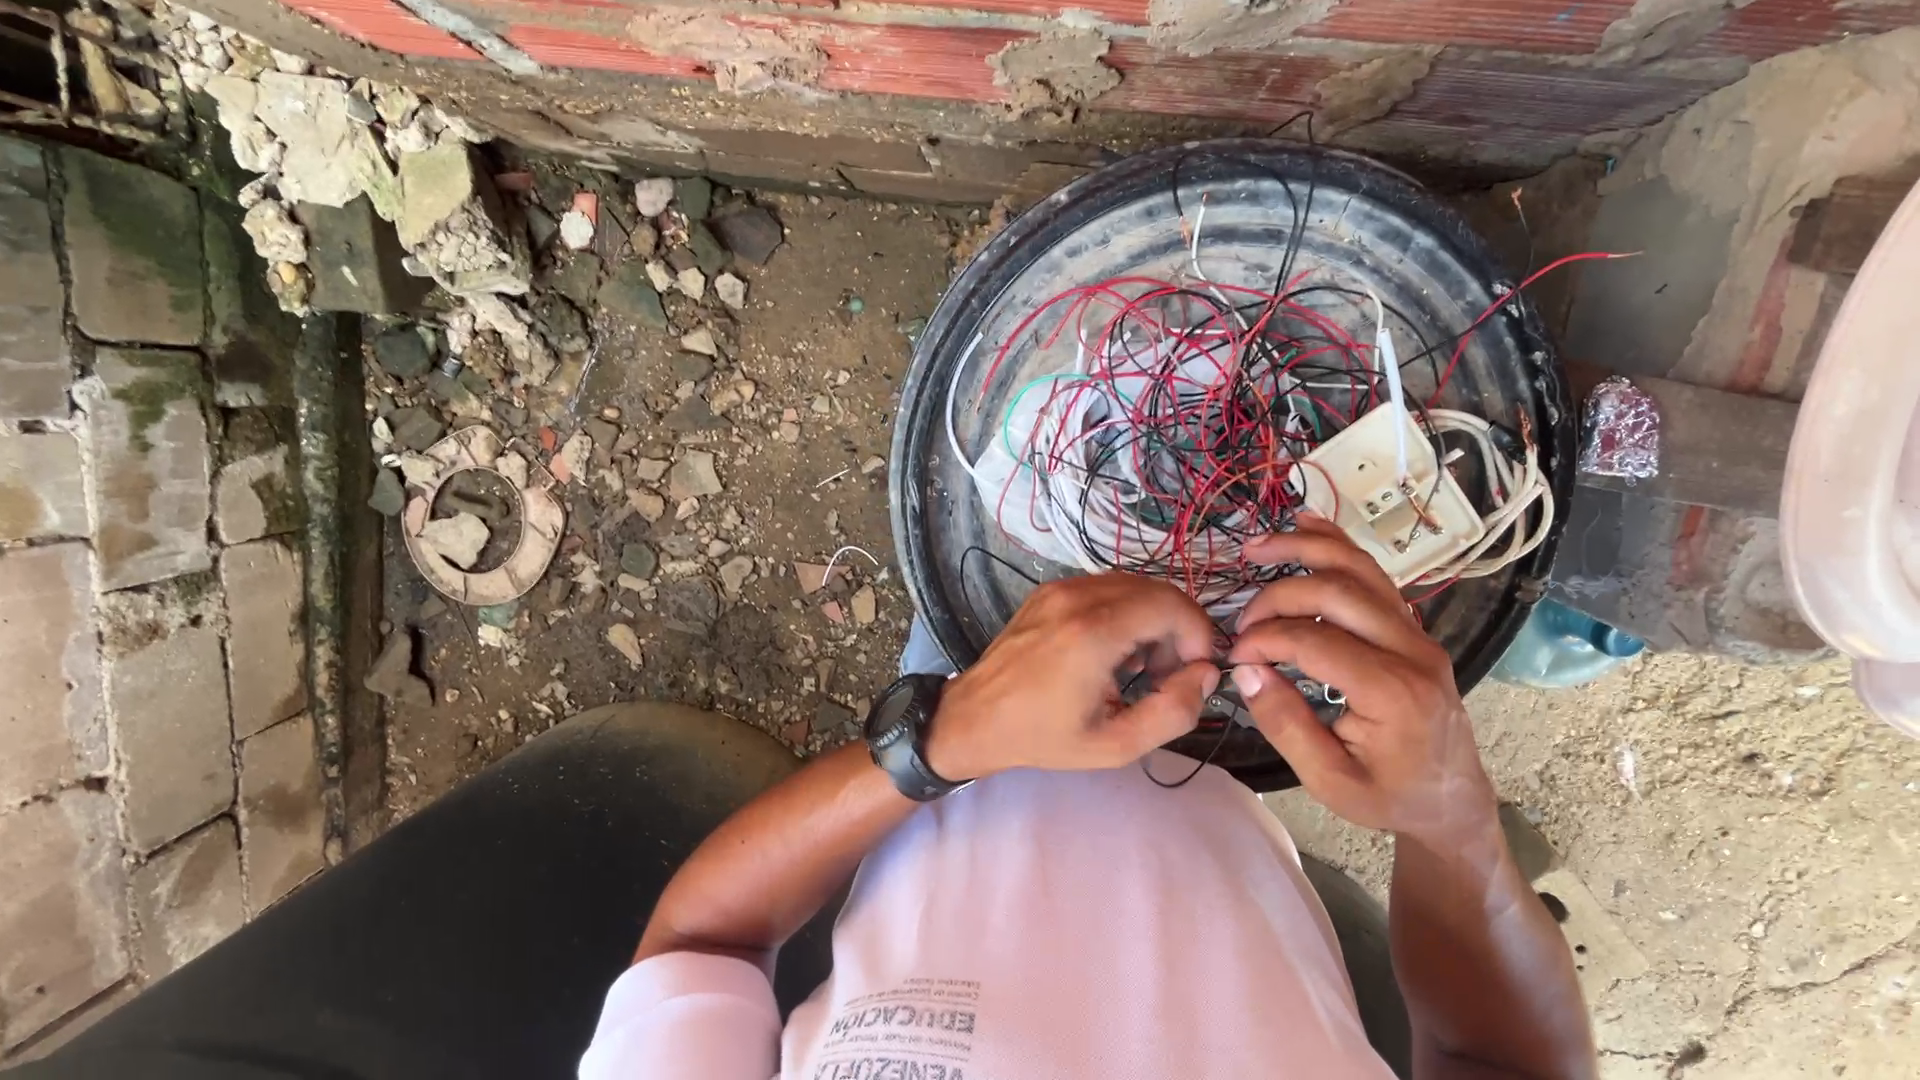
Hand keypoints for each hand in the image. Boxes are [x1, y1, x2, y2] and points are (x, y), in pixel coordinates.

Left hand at [925, 573, 1220, 780]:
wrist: (975, 718)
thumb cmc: (1043, 737)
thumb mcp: (1116, 745)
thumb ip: (1173, 712)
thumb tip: (1206, 673)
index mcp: (1093, 633)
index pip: (1171, 605)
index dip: (1197, 634)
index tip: (1193, 671)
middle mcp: (1076, 598)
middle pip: (1157, 590)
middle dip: (1178, 629)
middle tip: (1166, 674)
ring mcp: (1059, 588)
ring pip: (1133, 585)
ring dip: (1152, 619)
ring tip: (1139, 667)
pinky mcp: (1048, 590)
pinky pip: (1105, 587)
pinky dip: (1124, 611)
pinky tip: (1112, 650)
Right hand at [1226, 515, 1496, 842]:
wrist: (1453, 803)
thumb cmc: (1390, 798)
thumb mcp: (1329, 781)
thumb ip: (1286, 724)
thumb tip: (1245, 671)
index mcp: (1393, 693)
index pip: (1315, 641)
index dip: (1264, 640)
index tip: (1234, 656)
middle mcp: (1412, 651)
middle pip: (1337, 592)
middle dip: (1277, 596)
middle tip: (1240, 620)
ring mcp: (1417, 634)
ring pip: (1360, 568)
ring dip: (1305, 549)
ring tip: (1256, 546)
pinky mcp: (1412, 629)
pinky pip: (1375, 575)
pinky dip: (1337, 547)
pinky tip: (1306, 525)